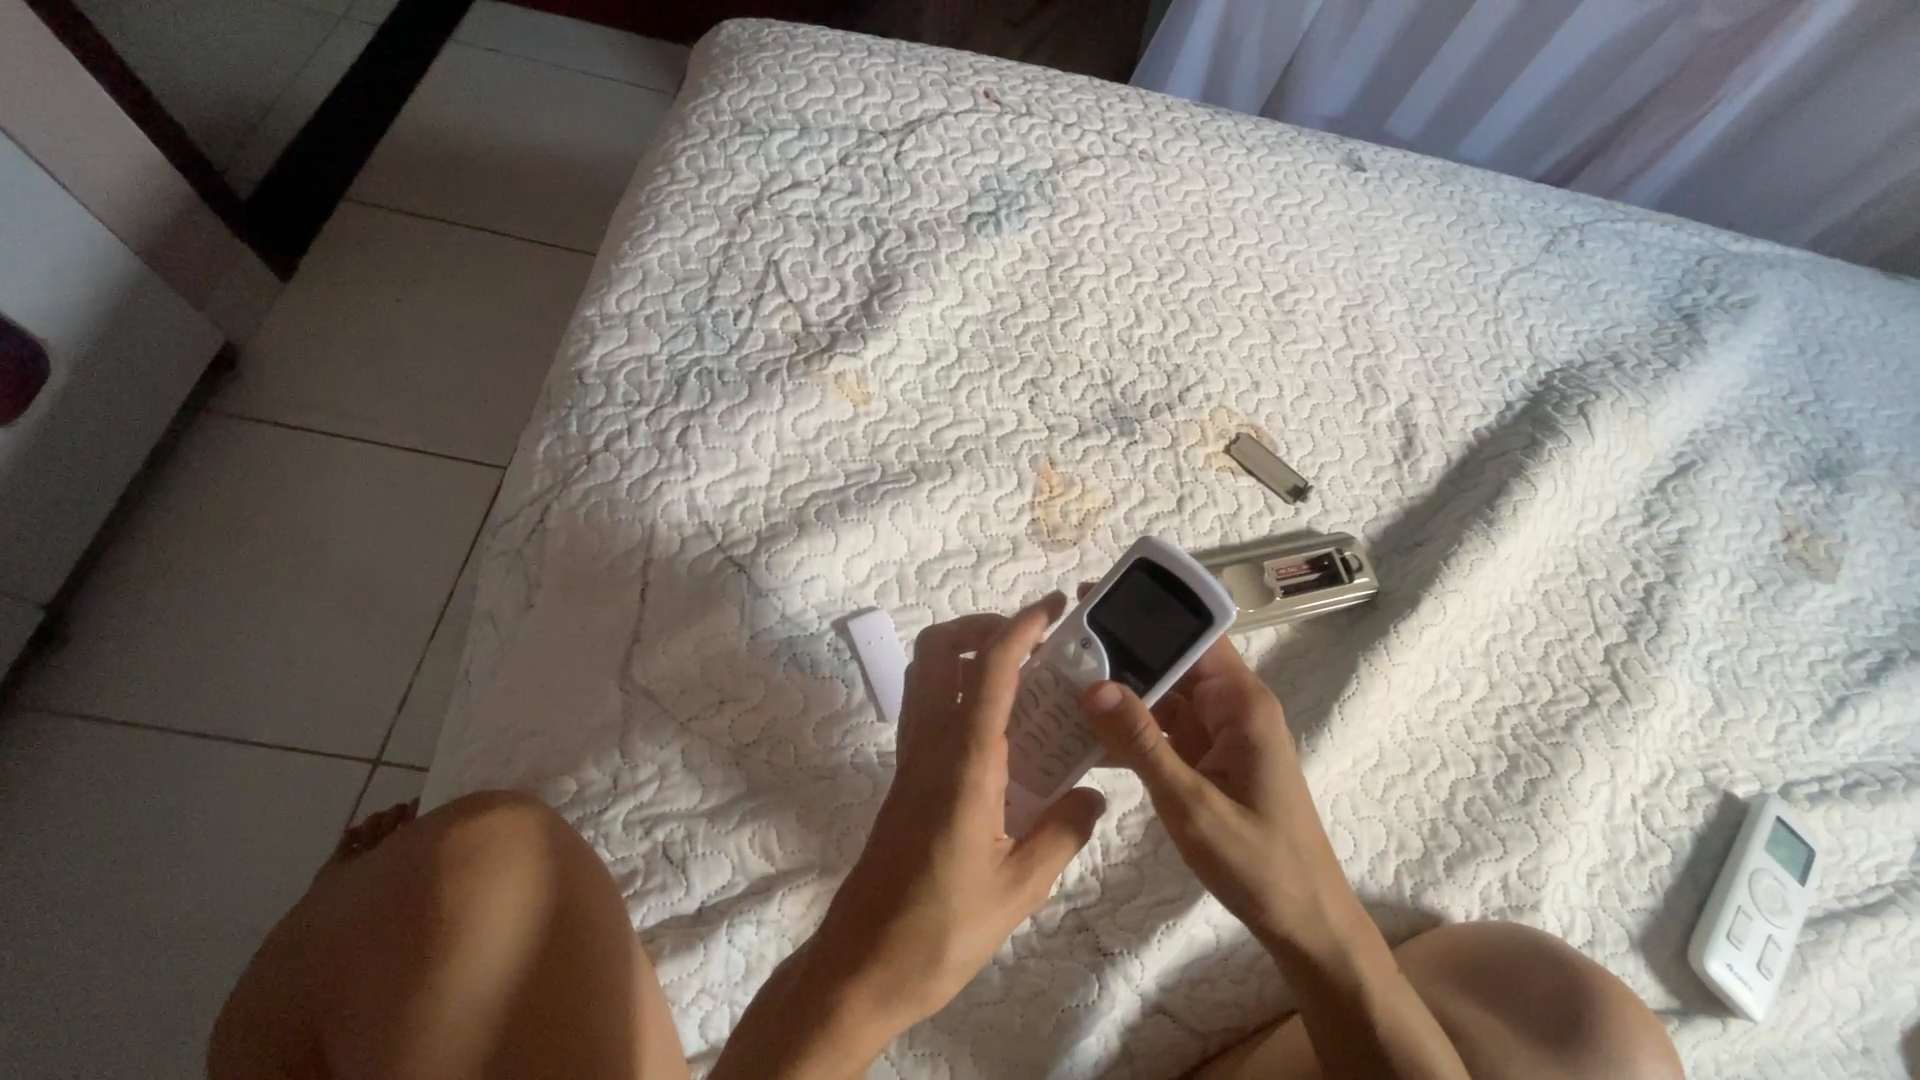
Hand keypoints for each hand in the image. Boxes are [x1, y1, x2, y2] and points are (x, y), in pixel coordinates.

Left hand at [814, 595, 1105, 1028]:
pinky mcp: (904, 780)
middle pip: (937, 651)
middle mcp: (929, 746)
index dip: (1020, 627)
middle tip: (1035, 644)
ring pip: (925, 675)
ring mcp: (909, 760)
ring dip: (968, 656)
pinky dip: (960, 692)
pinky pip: (929, 710)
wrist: (860, 967)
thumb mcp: (1019, 888)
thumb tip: (1093, 795)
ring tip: (1025, 679)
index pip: (989, 669)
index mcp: (963, 763)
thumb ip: (1063, 832)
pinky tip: (1002, 732)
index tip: (1053, 609)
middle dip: (983, 628)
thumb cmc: (941, 931)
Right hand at [1079, 635, 1351, 944]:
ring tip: (1059, 677)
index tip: (1092, 599)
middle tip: (1059, 641)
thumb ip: (1141, 741)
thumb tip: (1091, 684)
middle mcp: (1231, 707)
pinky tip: (1082, 729)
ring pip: (1161, 694)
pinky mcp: (1207, 759)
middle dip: (1119, 650)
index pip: (1193, 636)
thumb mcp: (1191, 802)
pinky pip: (1161, 728)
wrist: (1303, 921)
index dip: (1146, 612)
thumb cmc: (1258, 861)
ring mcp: (1218, 733)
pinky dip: (1127, 728)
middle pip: (1171, 661)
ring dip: (1118, 690)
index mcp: (1241, 703)